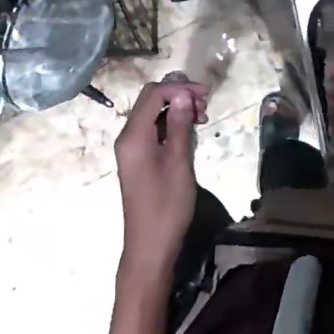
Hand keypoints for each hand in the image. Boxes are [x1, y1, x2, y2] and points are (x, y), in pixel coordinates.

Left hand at [113, 75, 209, 283]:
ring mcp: (132, 148)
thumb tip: (183, 94)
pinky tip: (190, 129)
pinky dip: (172, 122)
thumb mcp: (178, 163)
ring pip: (153, 113)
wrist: (150, 245)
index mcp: (133, 136)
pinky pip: (153, 129)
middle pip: (151, 99)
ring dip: (177, 108)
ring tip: (202, 116)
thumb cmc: (167, 206)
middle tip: (205, 105)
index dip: (179, 88)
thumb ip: (179, 126)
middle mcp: (127, 137)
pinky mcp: (139, 158)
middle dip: (178, 94)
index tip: (206, 95)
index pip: (154, 94)